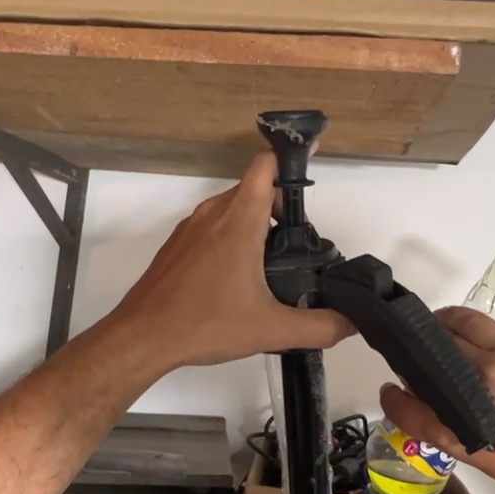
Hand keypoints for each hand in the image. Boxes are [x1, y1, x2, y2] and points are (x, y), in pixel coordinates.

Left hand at [105, 152, 353, 370]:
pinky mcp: (177, 246)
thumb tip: (351, 323)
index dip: (291, 156)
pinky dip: (232, 237)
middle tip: (299, 244)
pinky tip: (238, 277)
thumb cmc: (204, 324)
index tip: (312, 157)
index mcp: (239, 221)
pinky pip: (212, 226)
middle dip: (280, 207)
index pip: (265, 166)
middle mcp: (213, 215)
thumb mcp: (271, 329)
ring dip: (255, 223)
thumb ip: (319, 326)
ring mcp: (191, 229)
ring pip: (232, 208)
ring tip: (272, 264)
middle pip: (254, 189)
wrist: (143, 337)